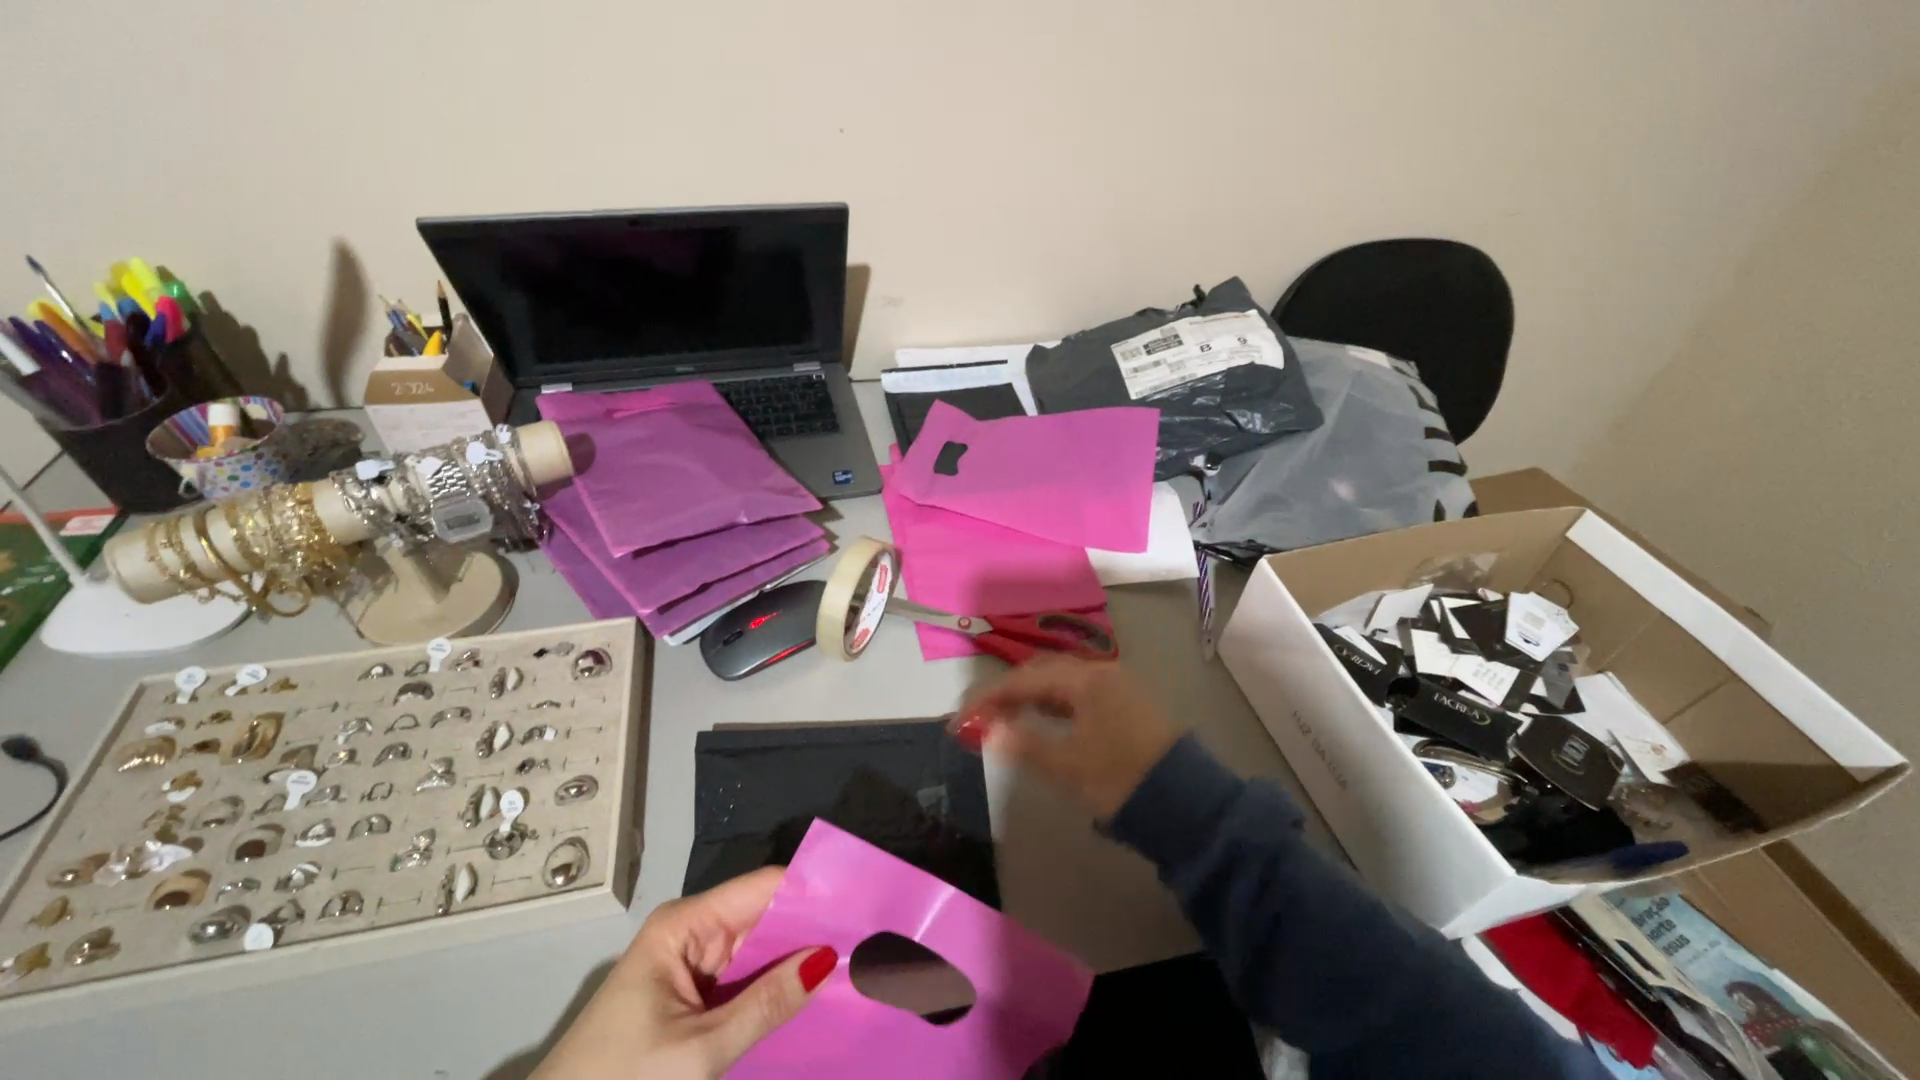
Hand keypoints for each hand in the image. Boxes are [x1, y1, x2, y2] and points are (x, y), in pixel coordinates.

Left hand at [532, 867, 835, 1079]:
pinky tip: (820, 994)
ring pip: (762, 949)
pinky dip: (779, 986)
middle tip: (875, 940)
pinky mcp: (695, 995)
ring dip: (802, 959)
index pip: (764, 888)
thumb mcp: (700, 1049)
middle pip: (767, 915)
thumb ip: (767, 1004)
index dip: (813, 892)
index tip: (864, 903)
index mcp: (686, 924)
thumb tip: (830, 957)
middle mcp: (693, 931)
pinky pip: (748, 979)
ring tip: (861, 963)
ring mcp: (694, 963)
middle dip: (815, 928)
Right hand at [951, 656, 1179, 818]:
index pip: (1023, 679)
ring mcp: (1115, 686)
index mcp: (1085, 680)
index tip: (960, 721)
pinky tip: (1040, 720)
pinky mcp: (1124, 703)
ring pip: (1060, 681)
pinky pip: (1076, 693)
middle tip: (979, 717)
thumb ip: (1022, 744)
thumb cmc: (1120, 779)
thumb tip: (986, 730)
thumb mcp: (1066, 765)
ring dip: (1028, 696)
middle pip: (1041, 672)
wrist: (1183, 800)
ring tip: (1003, 720)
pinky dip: (1051, 703)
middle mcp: (1100, 672)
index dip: (987, 698)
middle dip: (1006, 692)